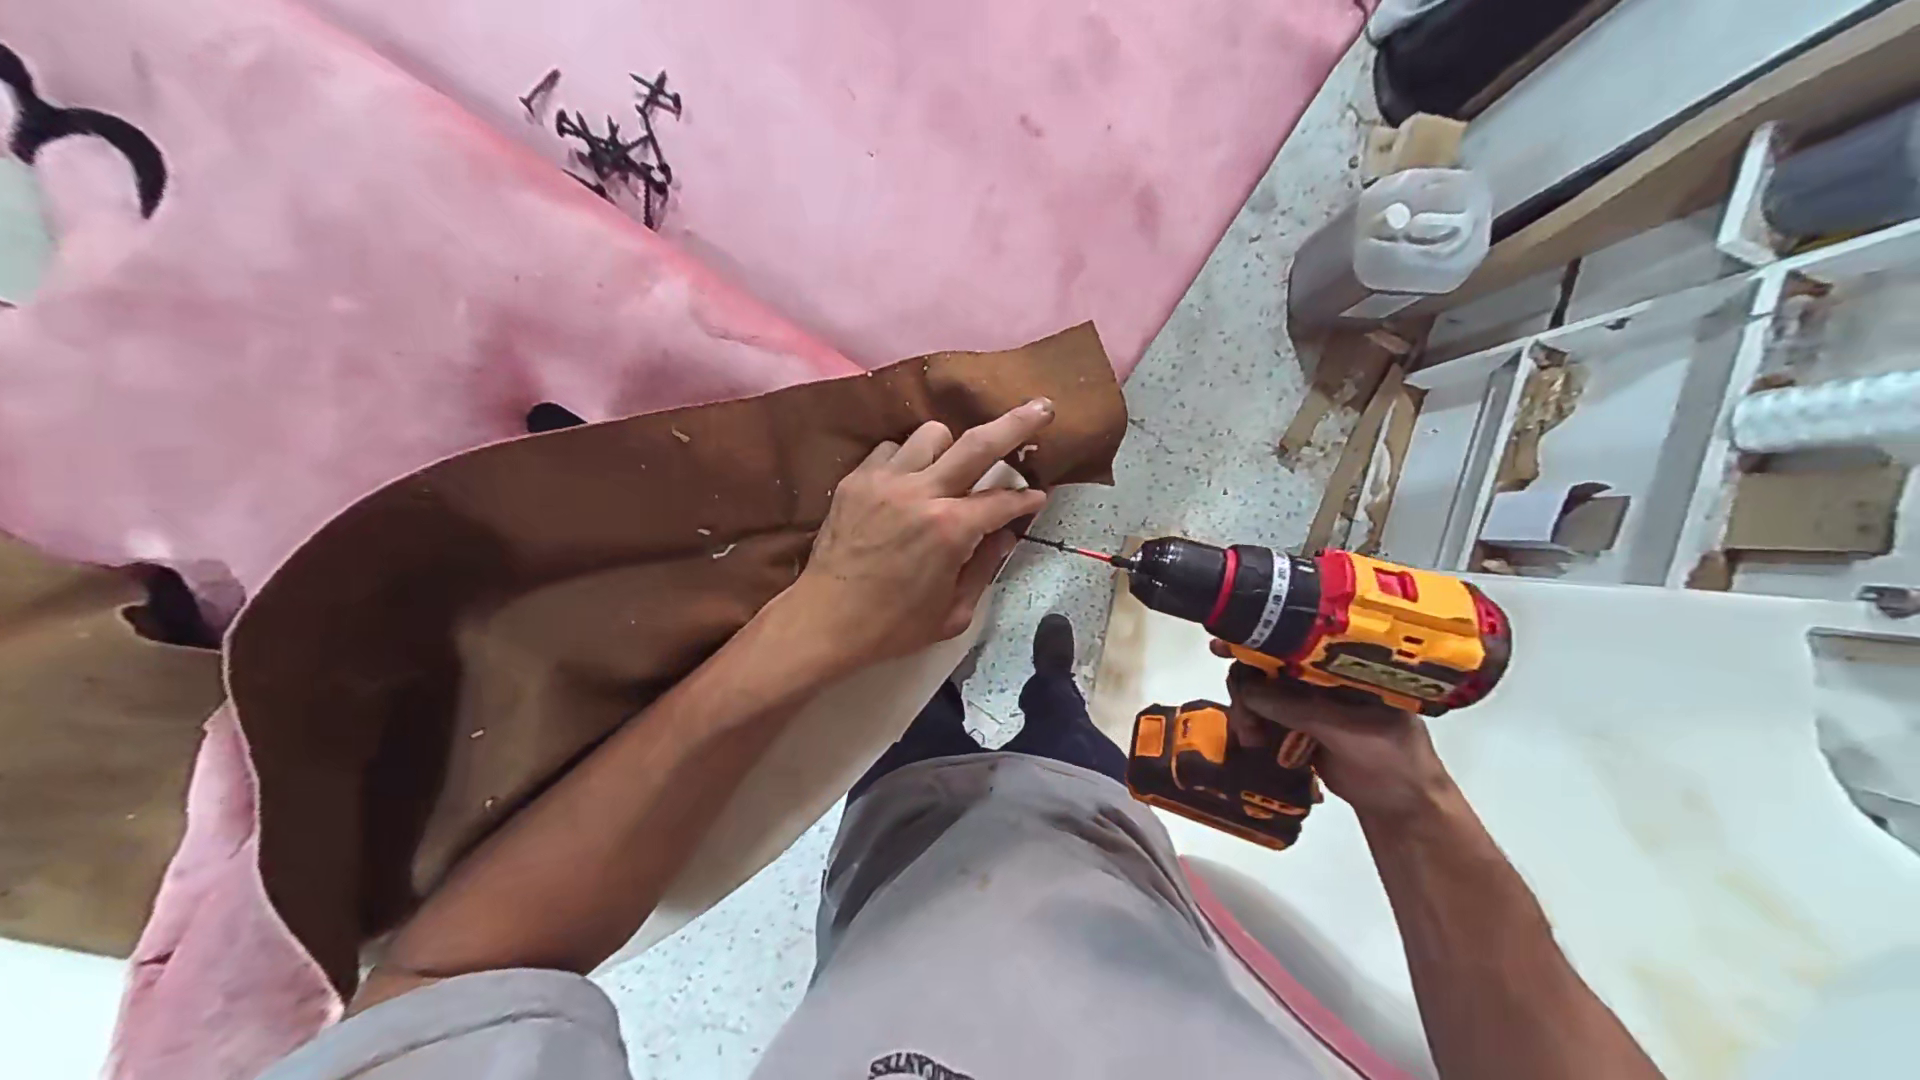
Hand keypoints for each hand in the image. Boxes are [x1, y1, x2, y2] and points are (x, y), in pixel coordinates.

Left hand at [782, 399, 1054, 670]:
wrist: (826, 620)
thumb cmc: (894, 626)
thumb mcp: (954, 612)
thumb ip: (984, 567)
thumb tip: (1004, 533)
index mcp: (950, 529)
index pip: (1003, 500)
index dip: (1027, 499)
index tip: (1038, 496)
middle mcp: (921, 493)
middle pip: (978, 443)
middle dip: (1016, 423)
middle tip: (1041, 408)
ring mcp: (885, 481)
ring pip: (932, 434)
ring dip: (952, 446)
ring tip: (953, 466)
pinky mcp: (856, 480)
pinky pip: (891, 448)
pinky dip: (908, 458)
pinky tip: (909, 480)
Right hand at [1218, 653, 1459, 824]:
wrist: (1403, 809)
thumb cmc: (1391, 762)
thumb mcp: (1345, 730)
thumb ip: (1296, 708)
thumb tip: (1246, 689)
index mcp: (1344, 665)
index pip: (1295, 644)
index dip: (1260, 643)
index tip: (1224, 647)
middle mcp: (1323, 675)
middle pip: (1269, 665)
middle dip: (1246, 686)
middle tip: (1241, 715)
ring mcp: (1309, 700)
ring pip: (1260, 690)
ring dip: (1246, 709)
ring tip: (1250, 738)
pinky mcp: (1297, 723)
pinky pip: (1262, 713)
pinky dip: (1250, 723)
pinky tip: (1250, 740)